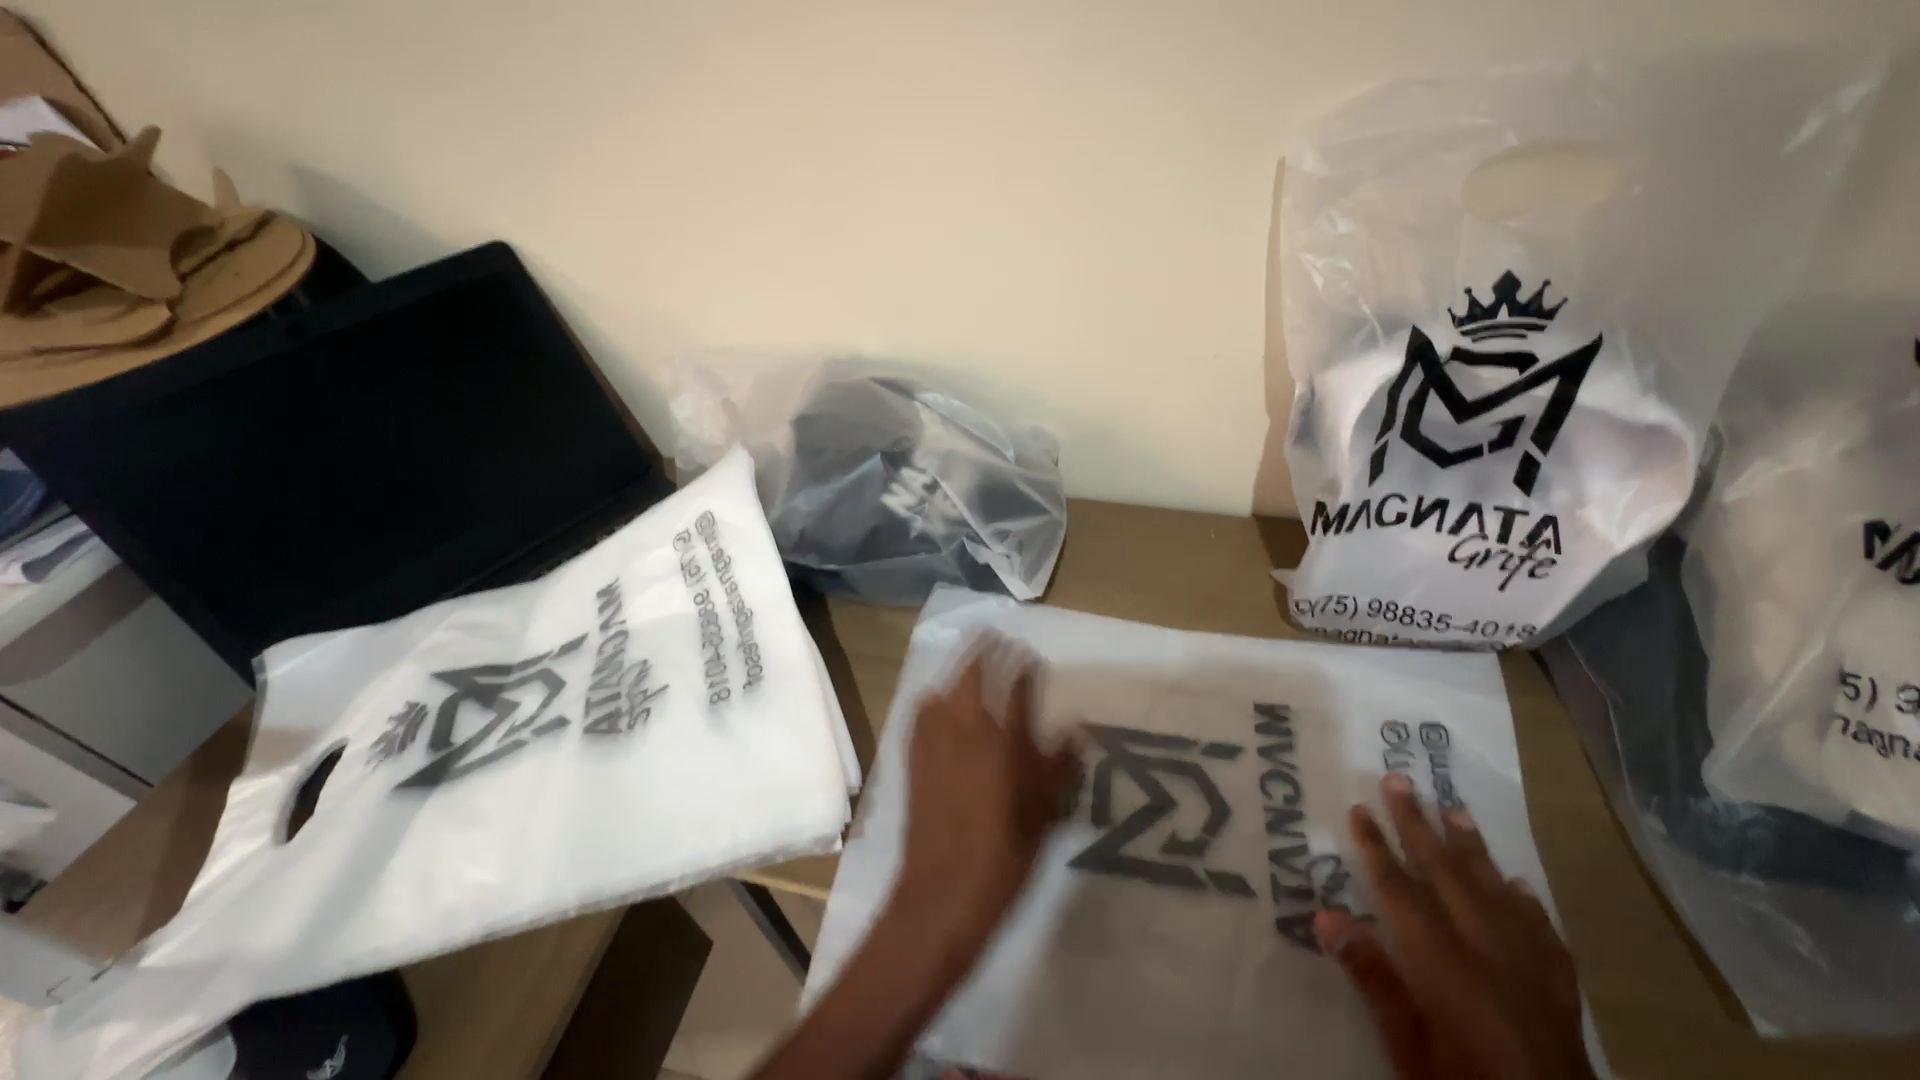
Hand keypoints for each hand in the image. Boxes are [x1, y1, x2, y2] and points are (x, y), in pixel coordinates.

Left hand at [887, 636, 1079, 951]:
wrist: (941, 892)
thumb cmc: (1003, 857)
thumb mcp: (1045, 814)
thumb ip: (1059, 765)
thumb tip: (1076, 727)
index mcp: (1003, 740)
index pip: (1016, 686)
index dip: (1025, 666)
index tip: (1032, 656)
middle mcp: (965, 729)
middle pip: (973, 673)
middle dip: (986, 650)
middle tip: (998, 637)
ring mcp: (932, 741)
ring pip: (945, 687)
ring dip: (958, 669)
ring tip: (971, 659)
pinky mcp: (911, 757)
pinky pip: (921, 713)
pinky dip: (933, 698)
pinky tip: (938, 702)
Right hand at [1316, 774, 1592, 1079]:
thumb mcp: (1409, 1048)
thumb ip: (1375, 980)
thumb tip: (1327, 917)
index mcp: (1447, 966)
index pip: (1403, 892)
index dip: (1378, 848)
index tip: (1360, 808)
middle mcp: (1491, 952)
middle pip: (1449, 876)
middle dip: (1419, 825)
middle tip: (1400, 780)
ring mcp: (1532, 965)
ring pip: (1497, 890)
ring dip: (1472, 847)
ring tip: (1454, 807)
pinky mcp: (1560, 986)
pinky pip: (1541, 927)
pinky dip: (1523, 899)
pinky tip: (1514, 881)